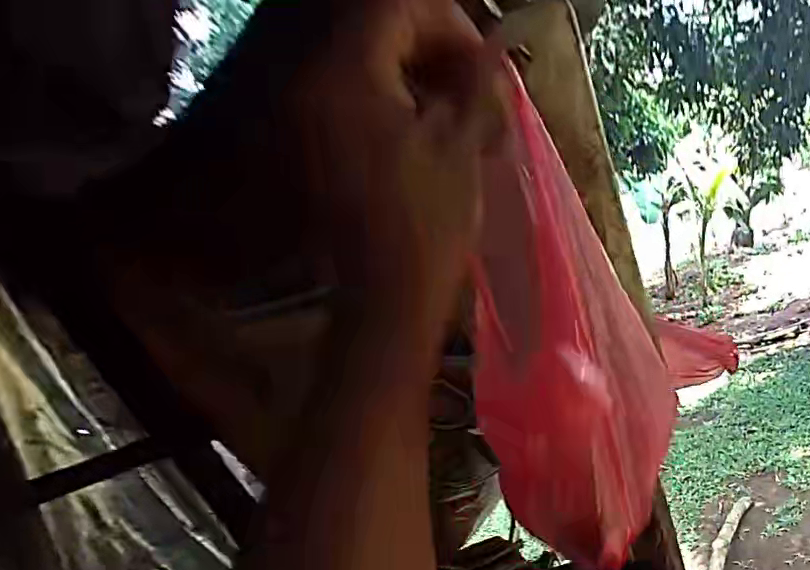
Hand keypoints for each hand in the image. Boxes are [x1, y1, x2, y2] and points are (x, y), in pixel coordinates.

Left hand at [91, 0, 503, 473]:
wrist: (388, 301)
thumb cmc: (430, 230)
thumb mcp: (461, 151)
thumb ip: (476, 88)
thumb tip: (494, 53)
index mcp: (350, 76)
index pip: (396, 7)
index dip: (449, 24)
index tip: (487, 61)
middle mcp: (318, 83)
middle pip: (380, 33)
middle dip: (437, 52)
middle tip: (481, 91)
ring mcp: (315, 118)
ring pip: (372, 70)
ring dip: (423, 82)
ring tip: (468, 121)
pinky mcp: (323, 148)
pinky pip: (361, 104)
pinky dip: (402, 109)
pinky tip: (438, 141)